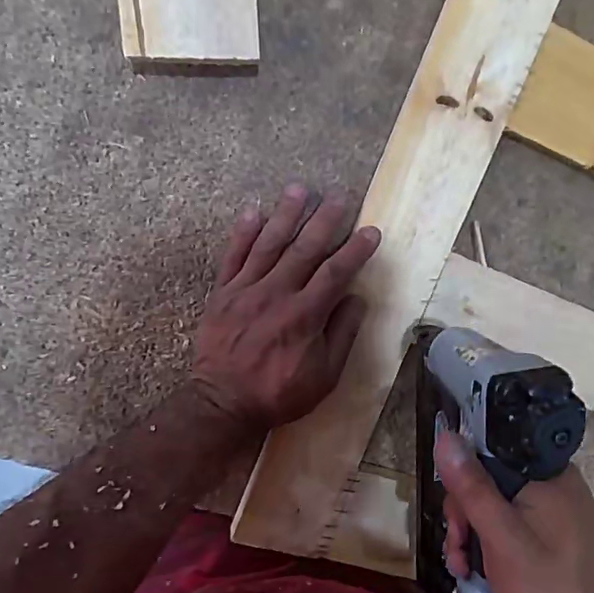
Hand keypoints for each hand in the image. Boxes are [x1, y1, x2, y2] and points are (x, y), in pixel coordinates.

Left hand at [188, 184, 380, 434]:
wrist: (222, 403)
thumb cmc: (279, 393)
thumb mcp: (324, 376)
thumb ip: (342, 335)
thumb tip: (356, 299)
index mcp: (304, 315)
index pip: (335, 273)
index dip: (355, 250)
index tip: (371, 231)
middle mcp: (276, 294)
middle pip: (304, 249)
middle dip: (325, 220)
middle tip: (340, 197)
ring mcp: (246, 290)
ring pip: (269, 244)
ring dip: (286, 214)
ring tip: (299, 189)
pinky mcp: (222, 293)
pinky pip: (233, 256)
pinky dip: (243, 233)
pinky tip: (253, 211)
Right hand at [436, 425, 593, 592]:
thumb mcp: (501, 537)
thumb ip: (472, 487)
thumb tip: (446, 438)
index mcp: (550, 474)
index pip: (492, 451)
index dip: (464, 476)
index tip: (456, 514)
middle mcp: (556, 485)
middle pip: (490, 481)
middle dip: (466, 516)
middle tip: (461, 552)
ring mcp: (557, 514)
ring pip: (497, 507)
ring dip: (473, 536)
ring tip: (466, 570)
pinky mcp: (555, 538)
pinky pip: (512, 527)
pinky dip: (492, 547)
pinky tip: (481, 573)